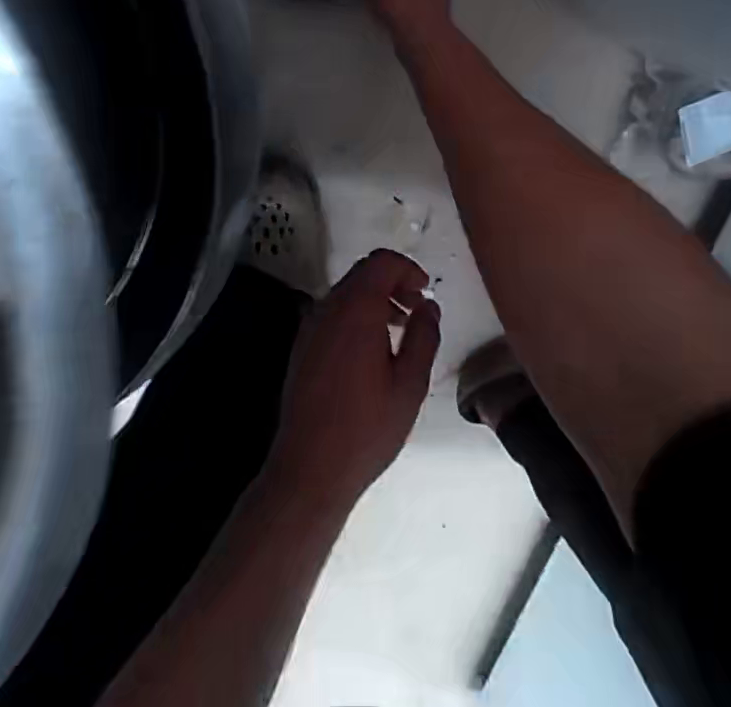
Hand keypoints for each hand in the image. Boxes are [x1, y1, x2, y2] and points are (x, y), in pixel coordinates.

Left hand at [266, 249, 442, 505]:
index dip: (408, 269)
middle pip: (362, 273)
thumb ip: (423, 336)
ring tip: (400, 331)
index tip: (425, 292)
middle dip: (394, 282)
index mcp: (355, 311)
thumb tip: (429, 307)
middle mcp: (327, 310)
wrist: (309, 468)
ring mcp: (309, 328)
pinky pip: (332, 314)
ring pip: (346, 293)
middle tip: (418, 310)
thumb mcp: (410, 384)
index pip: (381, 262)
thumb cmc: (366, 428)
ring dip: (375, 299)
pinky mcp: (301, 347)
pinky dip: (356, 315)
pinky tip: (372, 350)